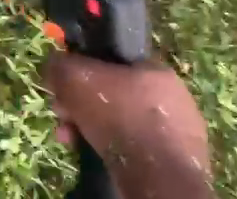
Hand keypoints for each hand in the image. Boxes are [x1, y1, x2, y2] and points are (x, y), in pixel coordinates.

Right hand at [43, 53, 214, 198]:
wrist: (156, 175)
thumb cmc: (116, 113)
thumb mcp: (72, 76)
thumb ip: (59, 63)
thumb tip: (56, 67)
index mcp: (157, 71)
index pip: (111, 61)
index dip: (80, 71)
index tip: (63, 86)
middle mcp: (175, 97)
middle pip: (111, 92)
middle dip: (80, 103)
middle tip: (63, 114)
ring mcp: (180, 131)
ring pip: (120, 119)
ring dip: (89, 124)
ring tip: (70, 136)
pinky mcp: (178, 160)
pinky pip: (135, 144)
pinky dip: (110, 144)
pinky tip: (91, 148)